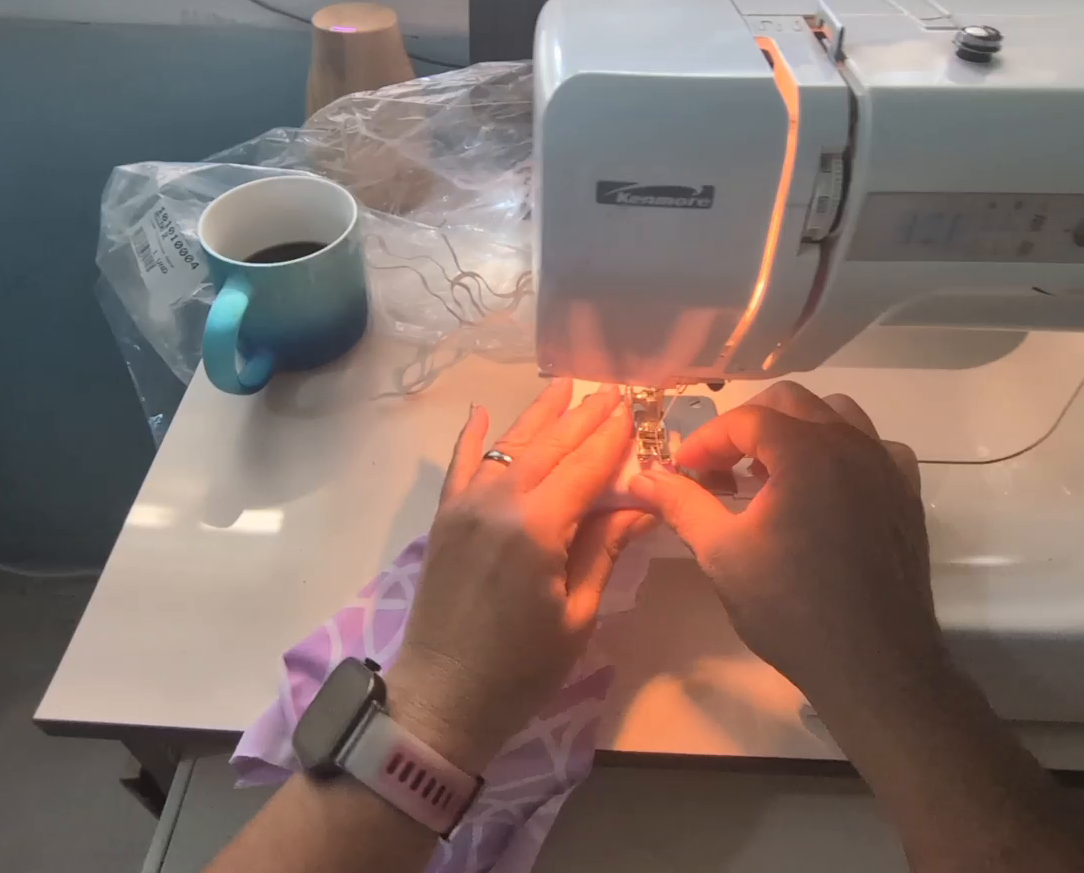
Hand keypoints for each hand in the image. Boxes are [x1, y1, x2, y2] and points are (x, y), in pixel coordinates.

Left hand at [385, 380, 653, 772]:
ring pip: (509, 447)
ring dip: (539, 416)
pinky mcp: (445, 516)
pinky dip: (472, 437)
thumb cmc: (521, 668)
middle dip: (582, 417)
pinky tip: (481, 412)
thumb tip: (641, 502)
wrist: (442, 697)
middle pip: (549, 447)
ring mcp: (465, 504)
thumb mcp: (577, 614)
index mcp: (537, 527)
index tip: (632, 410)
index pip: (584, 468)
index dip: (611, 439)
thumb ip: (603, 548)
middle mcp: (498, 501)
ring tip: (565, 387)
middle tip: (609, 390)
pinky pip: (460, 465)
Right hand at [629, 382, 941, 723]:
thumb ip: (681, 503)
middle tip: (721, 469)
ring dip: (796, 431)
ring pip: (837, 414)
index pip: (744, 420)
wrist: (874, 669)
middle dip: (746, 427)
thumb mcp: (721, 553)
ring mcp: (886, 468)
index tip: (683, 472)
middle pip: (790, 403)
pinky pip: (875, 447)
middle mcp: (851, 445)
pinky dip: (843, 453)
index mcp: (806, 452)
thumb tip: (641, 478)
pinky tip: (825, 489)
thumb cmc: (790, 608)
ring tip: (770, 473)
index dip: (706, 441)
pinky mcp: (906, 496)